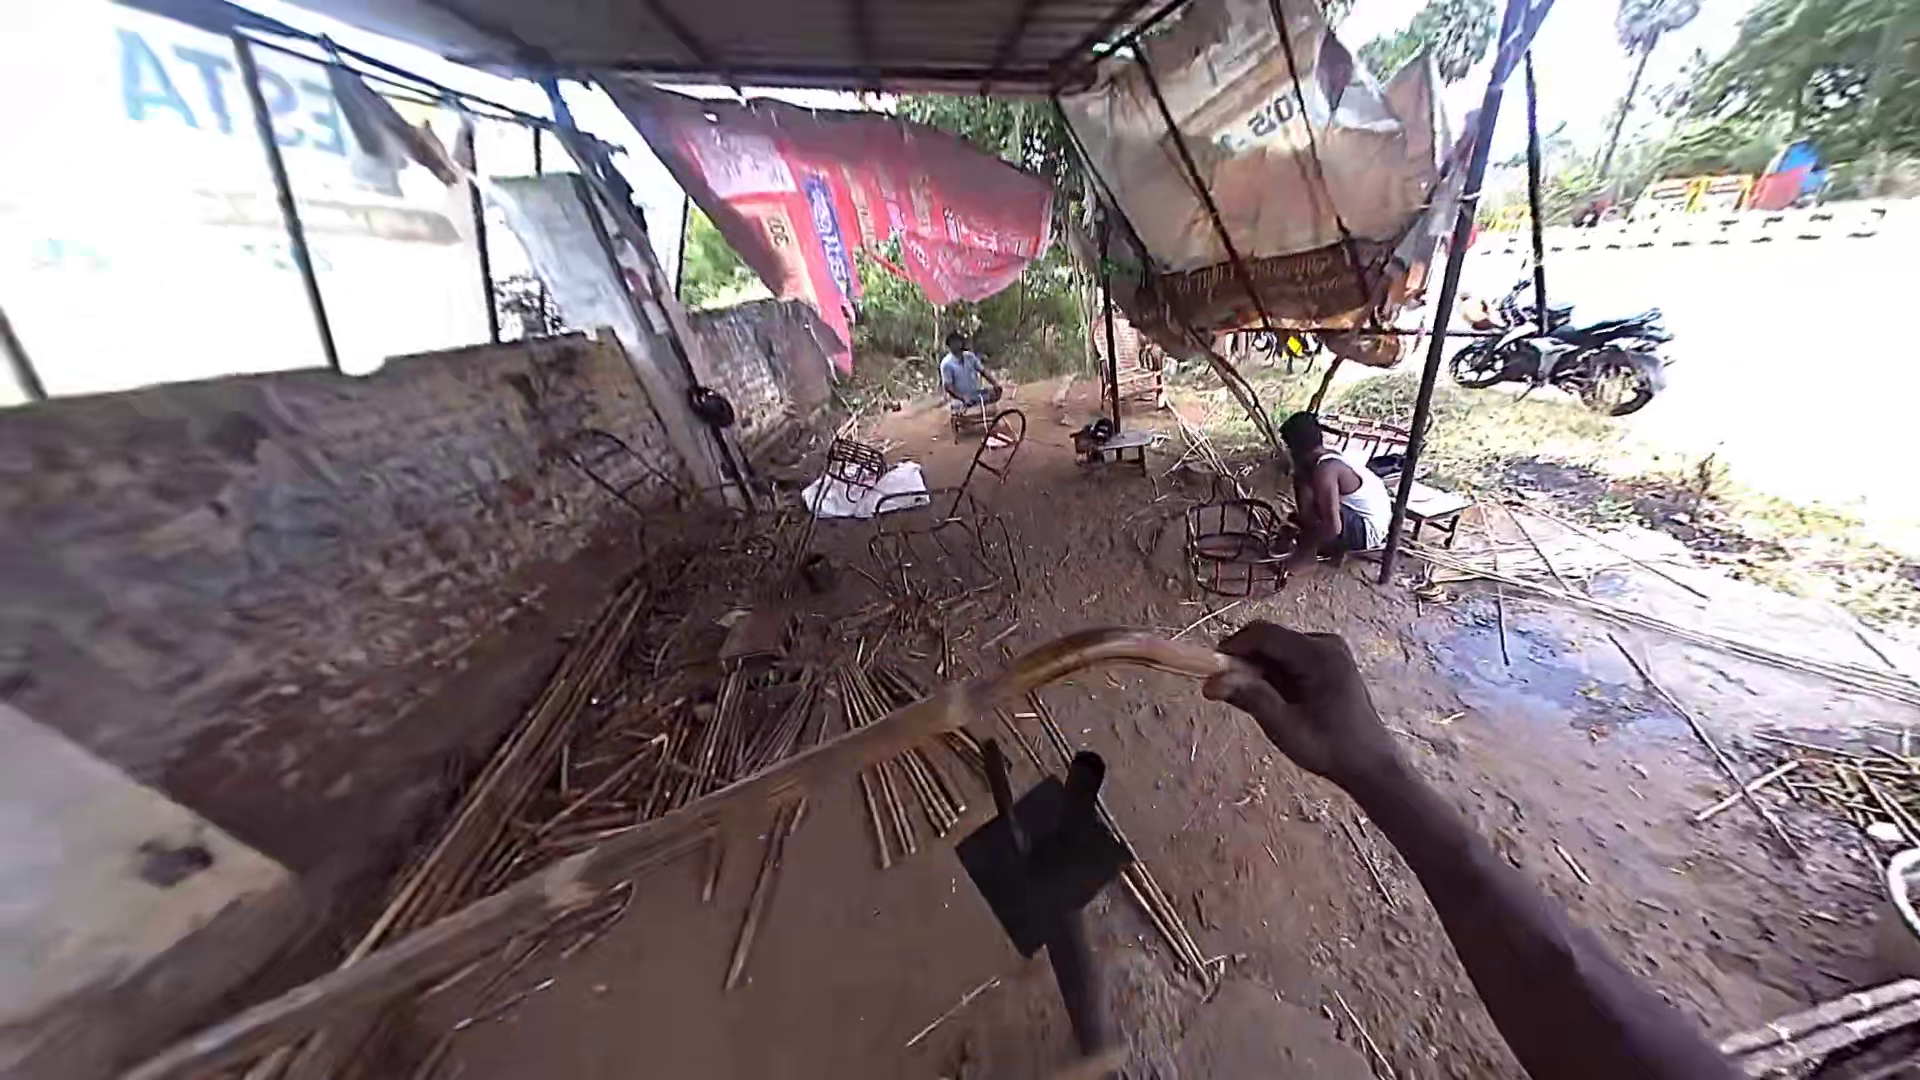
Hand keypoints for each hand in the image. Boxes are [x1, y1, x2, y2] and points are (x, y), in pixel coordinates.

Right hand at [1204, 622, 1401, 791]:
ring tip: (1256, 696)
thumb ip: (1248, 698)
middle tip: (1230, 687)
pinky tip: (1274, 694)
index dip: (1232, 646)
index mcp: (1319, 656)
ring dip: (1256, 666)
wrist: (1370, 765)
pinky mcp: (1326, 657)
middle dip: (1243, 658)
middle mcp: (1325, 643)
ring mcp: (1328, 648)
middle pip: (1267, 636)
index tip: (1212, 669)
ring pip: (1273, 644)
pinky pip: (1285, 652)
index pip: (1263, 634)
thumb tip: (1208, 683)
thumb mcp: (1283, 727)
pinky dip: (1270, 669)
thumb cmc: (1328, 749)